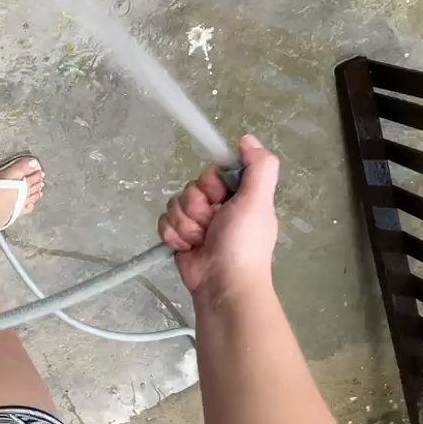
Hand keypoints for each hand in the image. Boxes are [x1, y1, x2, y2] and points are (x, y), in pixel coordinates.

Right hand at [157, 135, 280, 303]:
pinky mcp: (179, 237)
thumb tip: (247, 139)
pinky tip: (186, 247)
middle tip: (211, 224)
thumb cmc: (243, 243)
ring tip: (199, 240)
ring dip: (184, 224)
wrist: (222, 284)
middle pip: (190, 188)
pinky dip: (172, 235)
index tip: (219, 197)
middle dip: (195, 207)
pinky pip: (163, 222)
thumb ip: (259, 167)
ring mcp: (197, 222)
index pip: (212, 172)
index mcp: (239, 196)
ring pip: (174, 204)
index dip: (210, 183)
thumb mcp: (257, 202)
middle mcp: (218, 207)